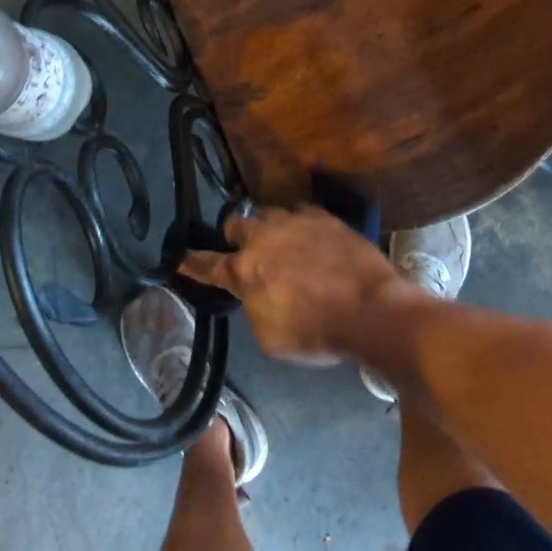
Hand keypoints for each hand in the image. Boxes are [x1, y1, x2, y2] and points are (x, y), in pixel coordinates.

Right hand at [178, 206, 403, 363]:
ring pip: (269, 214)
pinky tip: (312, 239)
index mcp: (245, 271)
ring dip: (270, 228)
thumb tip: (257, 294)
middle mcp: (263, 238)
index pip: (206, 264)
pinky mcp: (324, 217)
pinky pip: (302, 213)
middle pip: (236, 224)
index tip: (178, 259)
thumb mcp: (272, 338)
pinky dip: (301, 226)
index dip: (191, 263)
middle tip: (247, 252)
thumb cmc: (318, 333)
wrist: (372, 310)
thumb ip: (255, 308)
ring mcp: (294, 221)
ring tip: (283, 244)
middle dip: (236, 236)